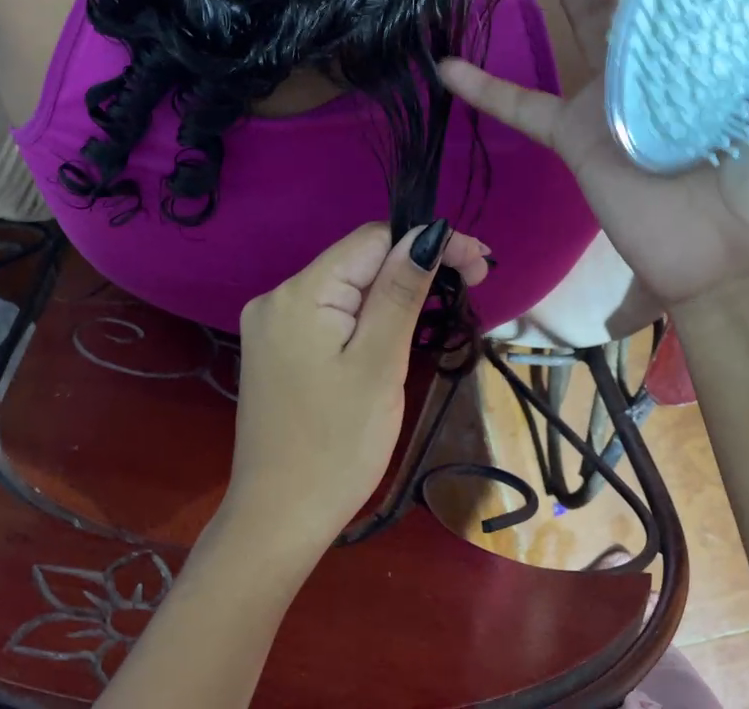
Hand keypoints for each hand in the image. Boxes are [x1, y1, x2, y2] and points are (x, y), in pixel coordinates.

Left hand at [227, 221, 490, 549]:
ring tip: (437, 315)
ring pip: (344, 290)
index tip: (479, 265)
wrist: (279, 516)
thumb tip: (426, 233)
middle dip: (412, 268)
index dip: (426, 242)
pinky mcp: (274, 351)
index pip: (370, 240)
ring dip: (390, 294)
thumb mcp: (379, 364)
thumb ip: (400, 292)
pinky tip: (390, 336)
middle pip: (355, 262)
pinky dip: (363, 319)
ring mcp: (270, 325)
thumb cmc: (337, 445)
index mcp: (298, 293)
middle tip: (471, 288)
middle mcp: (275, 297)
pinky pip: (326, 317)